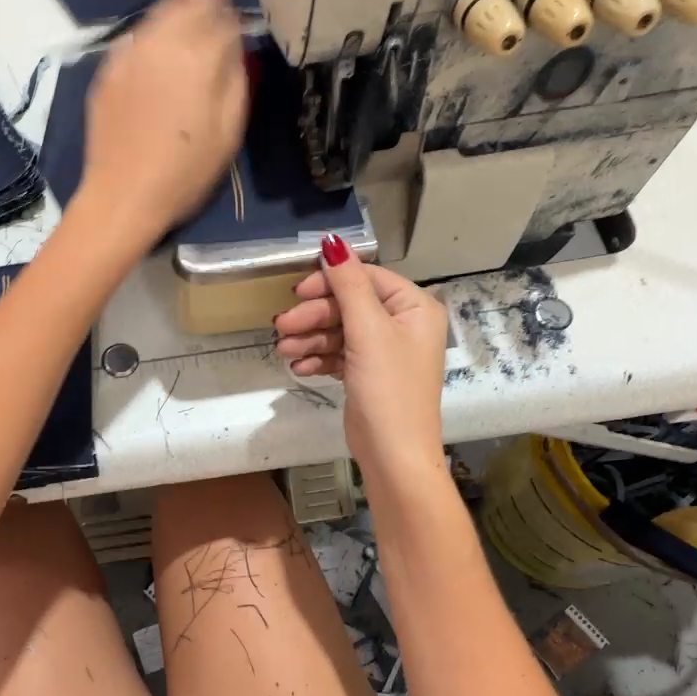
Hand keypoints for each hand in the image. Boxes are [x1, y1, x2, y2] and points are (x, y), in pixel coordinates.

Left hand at [78, 0, 248, 242]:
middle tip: (214, 19)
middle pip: (189, 2)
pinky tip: (156, 57)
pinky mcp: (107, 70)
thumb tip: (234, 45)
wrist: (123, 196)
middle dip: (205, 6)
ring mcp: (130, 53)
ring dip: (178, 15)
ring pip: (160, 14)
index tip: (238, 30)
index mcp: (199, 56)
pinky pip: (136, 38)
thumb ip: (236, 78)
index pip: (224, 16)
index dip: (234, 20)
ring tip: (188, 32)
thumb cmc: (184, 174)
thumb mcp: (229, 132)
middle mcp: (163, 42)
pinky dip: (151, 37)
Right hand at [275, 235, 448, 473]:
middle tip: (281, 327)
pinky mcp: (368, 375)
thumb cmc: (388, 389)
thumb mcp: (368, 332)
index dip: (330, 282)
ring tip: (283, 351)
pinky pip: (339, 356)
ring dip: (310, 340)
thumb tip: (332, 241)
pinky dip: (319, 359)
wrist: (394, 454)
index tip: (296, 291)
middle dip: (314, 317)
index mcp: (415, 307)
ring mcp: (385, 352)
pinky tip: (299, 368)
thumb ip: (349, 285)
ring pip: (340, 332)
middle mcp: (403, 325)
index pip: (367, 279)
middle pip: (349, 306)